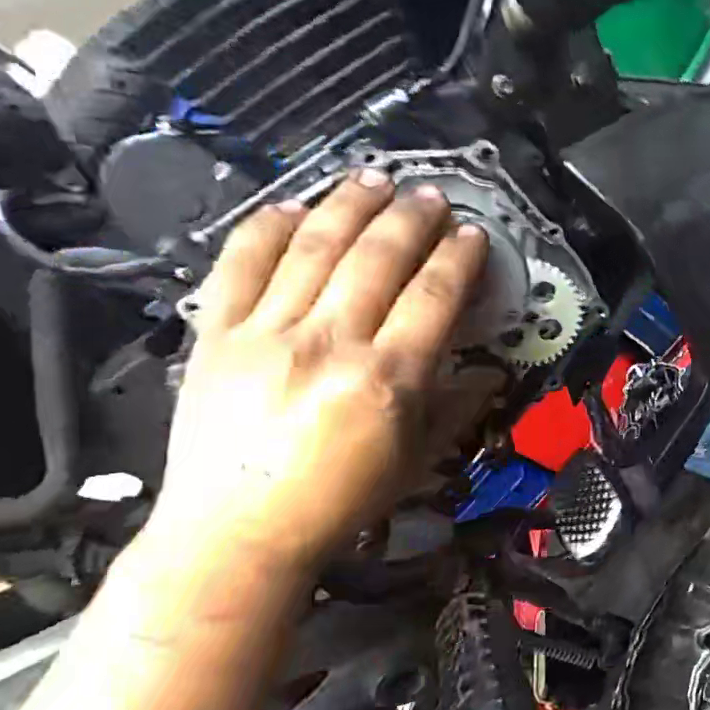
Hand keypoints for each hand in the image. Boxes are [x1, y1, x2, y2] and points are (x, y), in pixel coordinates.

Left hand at [148, 171, 488, 569]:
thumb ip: (459, 408)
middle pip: (378, 258)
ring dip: (348, 205)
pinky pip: (240, 264)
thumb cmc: (342, 499)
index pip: (433, 296)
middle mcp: (330, 343)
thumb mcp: (418, 459)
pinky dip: (266, 227)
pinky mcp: (216, 334)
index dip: (458, 257)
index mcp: (388, 378)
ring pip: (313, 246)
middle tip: (430, 195)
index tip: (472, 234)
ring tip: (372, 178)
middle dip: (411, 218)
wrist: (237, 531)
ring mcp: (267, 332)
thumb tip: (493, 373)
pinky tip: (292, 206)